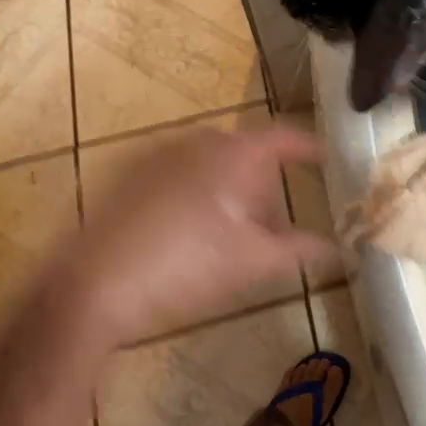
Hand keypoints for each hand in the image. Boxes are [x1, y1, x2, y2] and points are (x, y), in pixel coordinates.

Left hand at [51, 120, 335, 348]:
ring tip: (225, 241)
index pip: (286, 138)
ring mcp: (156, 152)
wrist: (89, 287)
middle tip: (269, 230)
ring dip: (227, 193)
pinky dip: (191, 194)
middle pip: (247, 155)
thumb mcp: (251, 264)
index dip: (309, 148)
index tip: (325, 159)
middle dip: (263, 188)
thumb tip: (337, 248)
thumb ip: (299, 250)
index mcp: (235, 152)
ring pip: (209, 165)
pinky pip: (175, 174)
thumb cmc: (182, 269)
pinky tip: (182, 238)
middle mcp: (198, 140)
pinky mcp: (124, 173)